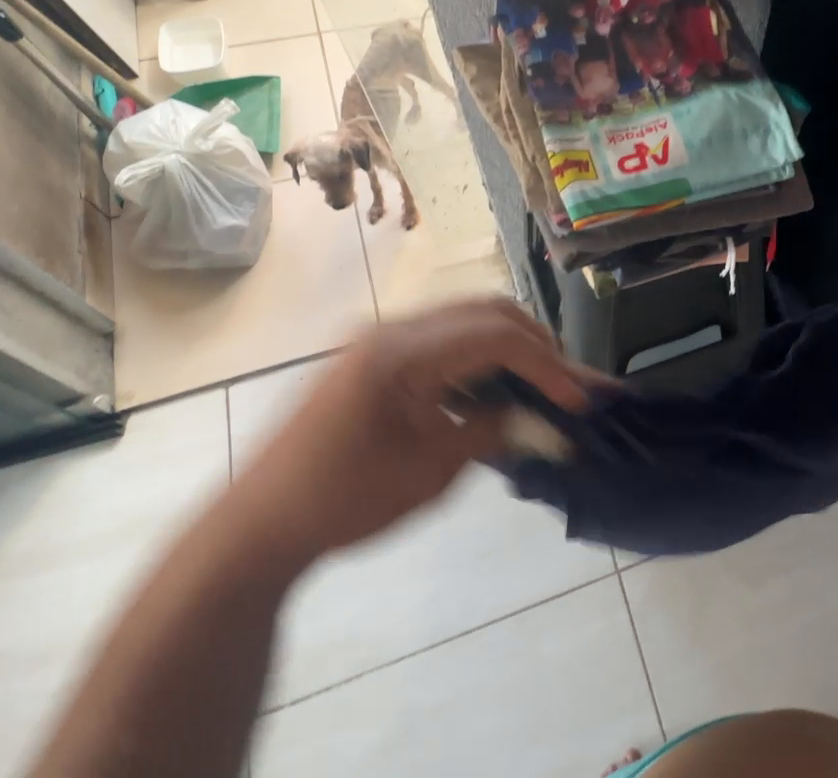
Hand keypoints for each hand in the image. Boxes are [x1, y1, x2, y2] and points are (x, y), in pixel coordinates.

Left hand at [232, 300, 595, 561]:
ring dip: (512, 346)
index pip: (498, 338)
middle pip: (488, 312)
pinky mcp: (373, 355)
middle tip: (567, 386)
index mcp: (402, 354)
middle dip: (538, 345)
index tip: (579, 402)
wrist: (258, 524)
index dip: (549, 366)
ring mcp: (379, 338)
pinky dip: (481, 356)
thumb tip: (552, 425)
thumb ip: (496, 433)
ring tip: (543, 386)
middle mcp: (392, 330)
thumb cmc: (345, 501)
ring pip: (468, 319)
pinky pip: (443, 338)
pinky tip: (497, 391)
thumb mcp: (431, 472)